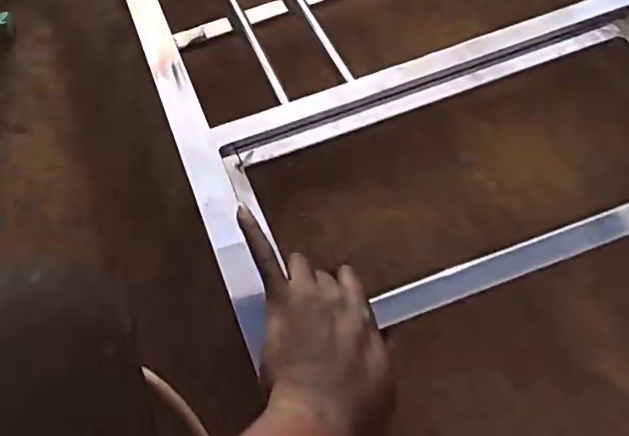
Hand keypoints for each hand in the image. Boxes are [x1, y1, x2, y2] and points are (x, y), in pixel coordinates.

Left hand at [240, 207, 395, 435]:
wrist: (319, 416)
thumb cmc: (353, 409)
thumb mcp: (384, 382)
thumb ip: (382, 348)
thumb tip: (387, 332)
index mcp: (363, 316)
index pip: (351, 284)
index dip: (340, 292)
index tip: (333, 304)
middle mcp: (336, 296)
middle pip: (323, 275)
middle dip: (316, 286)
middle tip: (308, 313)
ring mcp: (306, 293)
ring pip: (299, 262)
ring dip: (295, 273)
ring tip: (288, 291)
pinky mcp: (280, 297)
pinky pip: (264, 256)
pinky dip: (252, 232)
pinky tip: (240, 212)